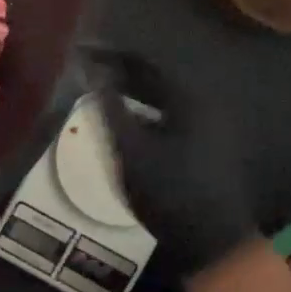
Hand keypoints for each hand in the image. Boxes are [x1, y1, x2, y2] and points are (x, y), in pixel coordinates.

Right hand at [80, 44, 258, 278]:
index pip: (144, 61)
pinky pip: (170, 113)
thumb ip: (108, 107)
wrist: (210, 241)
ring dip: (132, 89)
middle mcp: (204, 103)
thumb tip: (91, 71)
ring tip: (100, 90)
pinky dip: (145, 108)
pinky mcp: (207, 144)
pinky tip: (126, 119)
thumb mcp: (129, 149)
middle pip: (157, 76)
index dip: (110, 53)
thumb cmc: (167, 191)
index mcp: (189, 97)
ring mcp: (210, 125)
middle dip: (121, 69)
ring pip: (164, 96)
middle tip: (87, 68)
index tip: (81, 51)